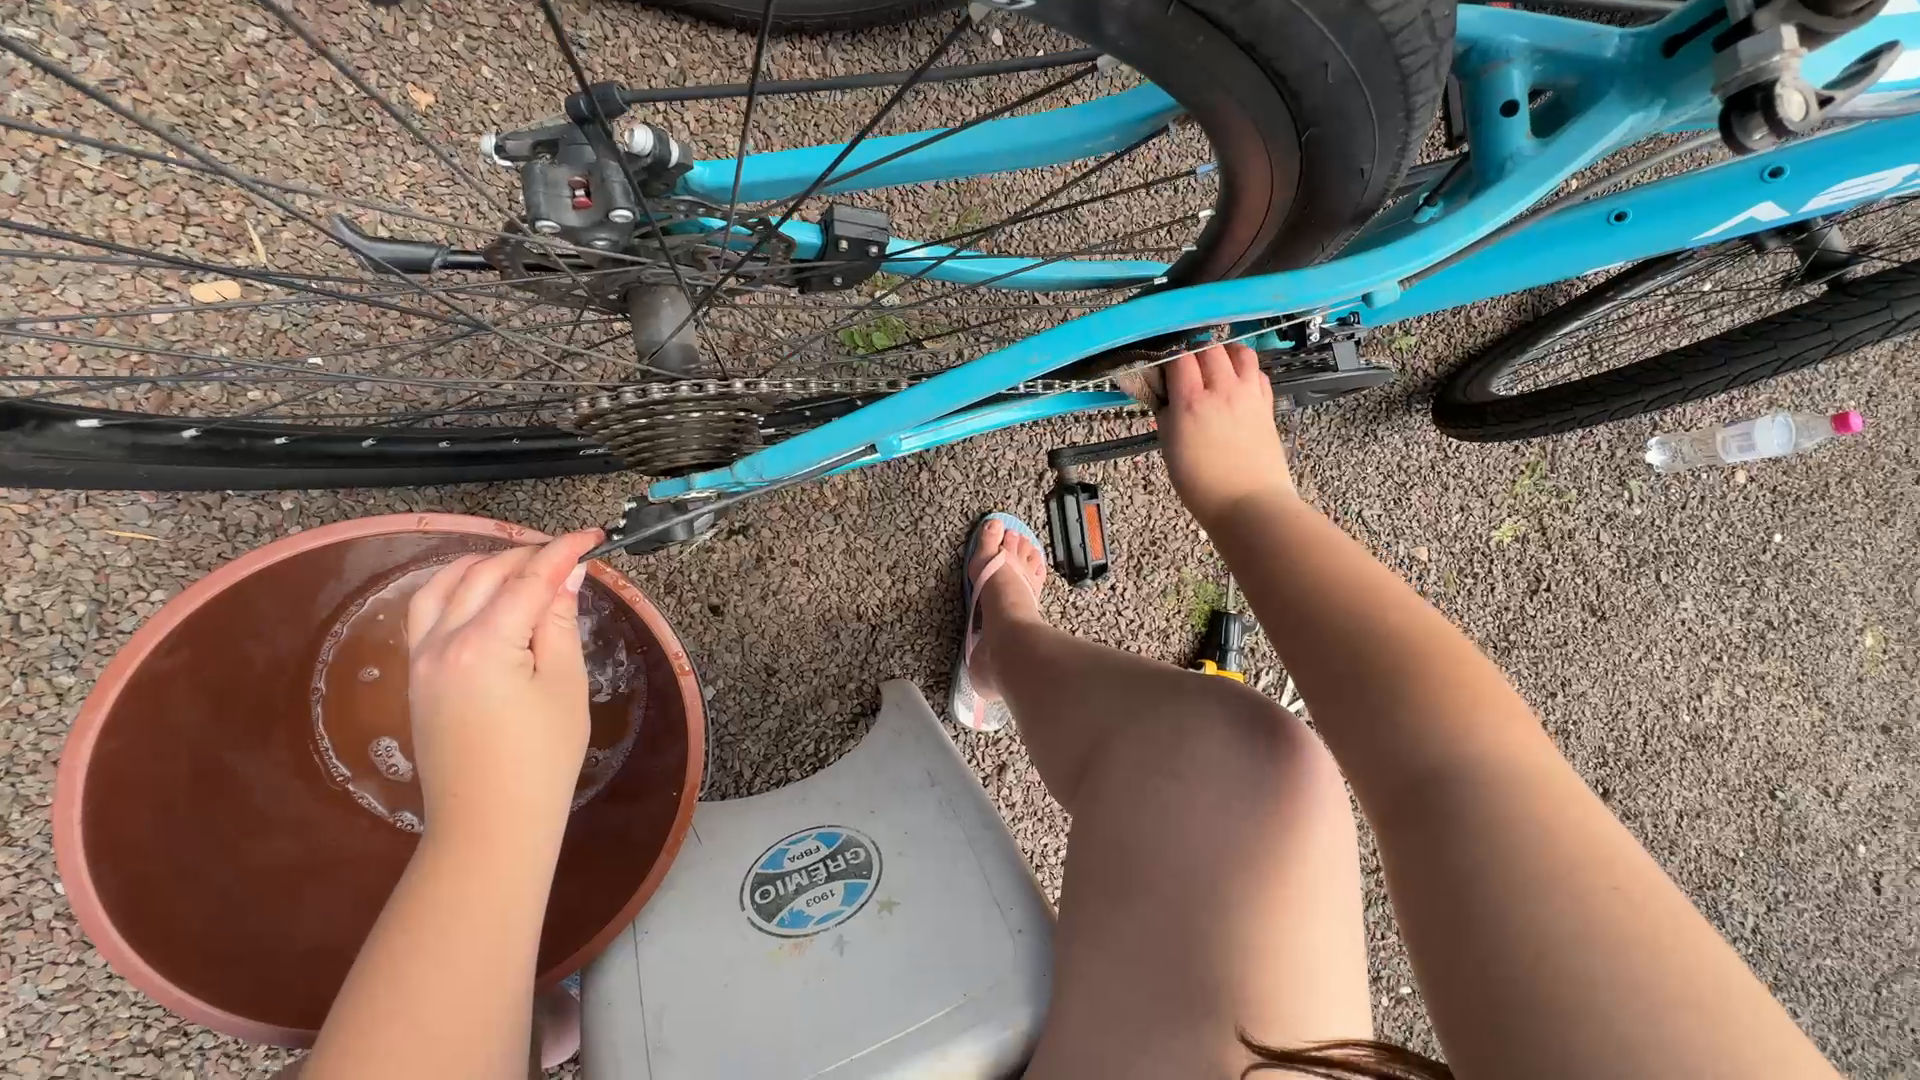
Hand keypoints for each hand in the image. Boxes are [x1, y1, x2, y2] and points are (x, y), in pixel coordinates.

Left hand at [405, 530, 602, 845]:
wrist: (490, 821)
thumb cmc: (542, 757)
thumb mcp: (565, 684)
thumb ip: (559, 622)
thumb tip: (567, 576)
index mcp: (484, 644)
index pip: (528, 579)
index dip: (563, 551)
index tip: (593, 536)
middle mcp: (442, 642)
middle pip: (484, 573)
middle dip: (528, 555)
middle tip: (570, 555)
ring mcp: (422, 659)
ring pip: (443, 585)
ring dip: (484, 565)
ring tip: (524, 565)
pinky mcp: (417, 676)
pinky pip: (427, 611)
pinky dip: (455, 588)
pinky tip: (481, 593)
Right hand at [1156, 343, 1295, 529]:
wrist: (1247, 503)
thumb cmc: (1201, 485)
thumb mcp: (1170, 449)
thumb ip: (1167, 416)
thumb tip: (1166, 398)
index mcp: (1191, 403)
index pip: (1179, 359)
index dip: (1169, 360)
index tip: (1164, 371)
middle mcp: (1221, 391)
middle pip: (1209, 349)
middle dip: (1195, 352)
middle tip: (1187, 368)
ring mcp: (1248, 395)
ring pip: (1239, 352)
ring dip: (1224, 352)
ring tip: (1215, 364)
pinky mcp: (1266, 405)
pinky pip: (1257, 372)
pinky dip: (1245, 370)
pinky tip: (1237, 382)